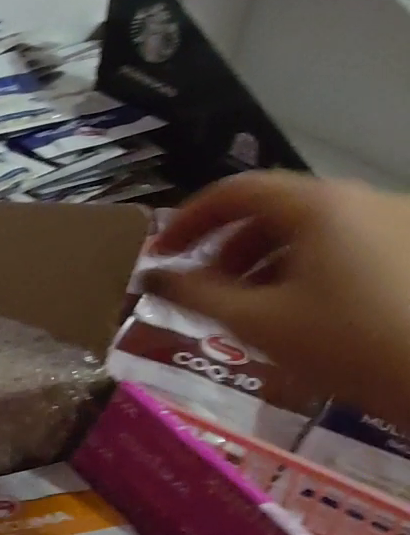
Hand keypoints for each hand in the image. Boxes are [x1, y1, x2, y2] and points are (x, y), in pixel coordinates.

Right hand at [147, 171, 409, 428]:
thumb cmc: (350, 343)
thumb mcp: (254, 321)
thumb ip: (191, 292)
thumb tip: (151, 277)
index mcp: (320, 207)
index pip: (233, 191)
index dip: (186, 219)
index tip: (160, 254)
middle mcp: (367, 202)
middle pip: (275, 208)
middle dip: (226, 243)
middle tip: (202, 282)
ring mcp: (403, 225)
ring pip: (314, 229)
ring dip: (266, 258)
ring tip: (250, 301)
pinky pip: (351, 244)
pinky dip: (310, 266)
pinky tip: (303, 308)